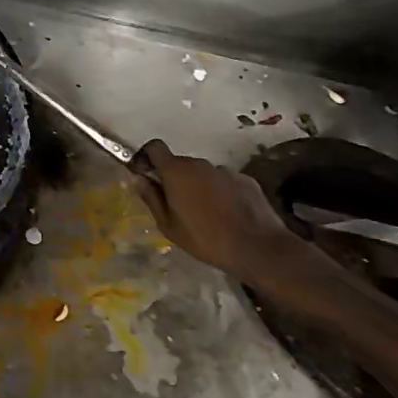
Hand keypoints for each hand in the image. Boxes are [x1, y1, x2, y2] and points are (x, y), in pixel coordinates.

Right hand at [130, 139, 311, 283]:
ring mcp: (226, 171)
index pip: (155, 147)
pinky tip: (227, 213)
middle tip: (176, 203)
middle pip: (180, 163)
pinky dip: (221, 192)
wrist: (260, 249)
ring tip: (205, 212)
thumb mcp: (168, 225)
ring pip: (203, 173)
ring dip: (198, 185)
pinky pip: (225, 182)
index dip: (147, 157)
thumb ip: (150, 197)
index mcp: (177, 172)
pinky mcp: (247, 181)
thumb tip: (136, 177)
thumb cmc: (206, 239)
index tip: (146, 175)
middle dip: (174, 178)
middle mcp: (201, 164)